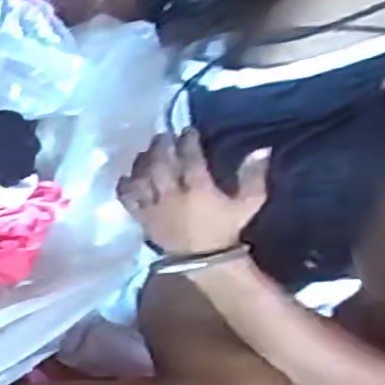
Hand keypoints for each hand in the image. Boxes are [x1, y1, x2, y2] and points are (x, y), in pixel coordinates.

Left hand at [119, 129, 268, 256]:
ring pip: (141, 180)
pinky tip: (124, 177)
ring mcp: (151, 206)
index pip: (189, 160)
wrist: (199, 254)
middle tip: (160, 136)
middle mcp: (170, 195)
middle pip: (160, 166)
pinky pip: (126, 200)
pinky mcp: (140, 217)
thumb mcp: (250, 200)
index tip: (187, 130)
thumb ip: (254, 175)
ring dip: (140, 164)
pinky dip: (124, 187)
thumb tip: (261, 149)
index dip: (187, 143)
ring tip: (142, 152)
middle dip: (159, 149)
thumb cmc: (227, 225)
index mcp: (198, 188)